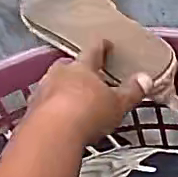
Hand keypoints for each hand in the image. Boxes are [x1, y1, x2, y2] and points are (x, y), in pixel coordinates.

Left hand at [23, 40, 150, 144]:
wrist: (52, 133)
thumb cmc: (88, 114)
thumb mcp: (117, 104)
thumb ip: (131, 92)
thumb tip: (146, 79)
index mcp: (82, 68)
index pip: (93, 51)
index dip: (101, 46)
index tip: (106, 43)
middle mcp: (59, 74)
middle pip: (68, 66)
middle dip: (77, 70)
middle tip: (86, 77)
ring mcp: (42, 91)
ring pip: (52, 85)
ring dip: (61, 90)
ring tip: (71, 102)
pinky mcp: (31, 111)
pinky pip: (42, 106)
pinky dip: (50, 110)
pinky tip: (57, 121)